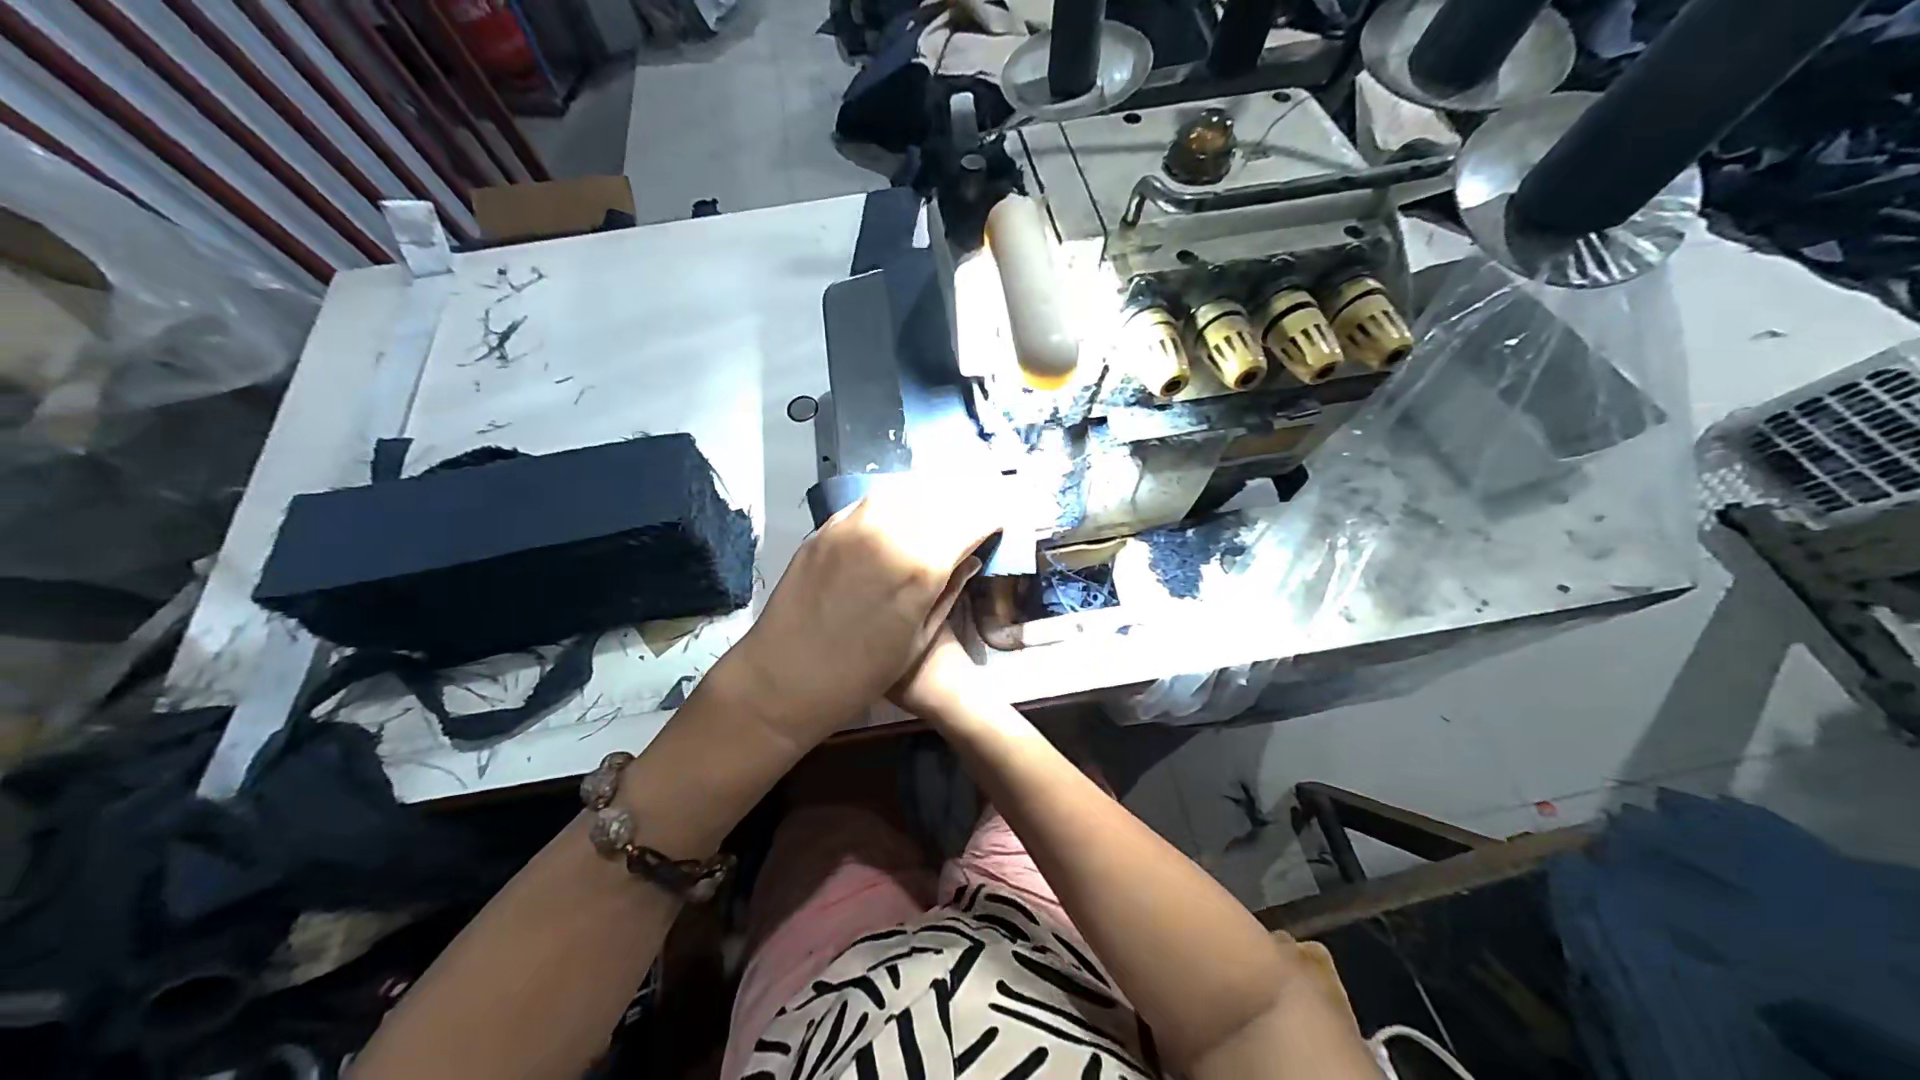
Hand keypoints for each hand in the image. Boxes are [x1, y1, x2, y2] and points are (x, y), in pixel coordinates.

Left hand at [722, 482, 994, 747]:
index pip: (972, 518)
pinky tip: (900, 516)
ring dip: (929, 498)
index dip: (991, 518)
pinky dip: (894, 502)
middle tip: (973, 515)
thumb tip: (969, 557)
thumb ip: (949, 588)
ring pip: (905, 490)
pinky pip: (871, 500)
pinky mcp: (827, 526)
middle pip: (941, 497)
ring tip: (939, 511)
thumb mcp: (919, 636)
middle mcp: (891, 530)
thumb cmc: (862, 673)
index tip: (997, 523)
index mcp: (923, 564)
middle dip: (964, 503)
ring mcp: (854, 523)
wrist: (786, 677)